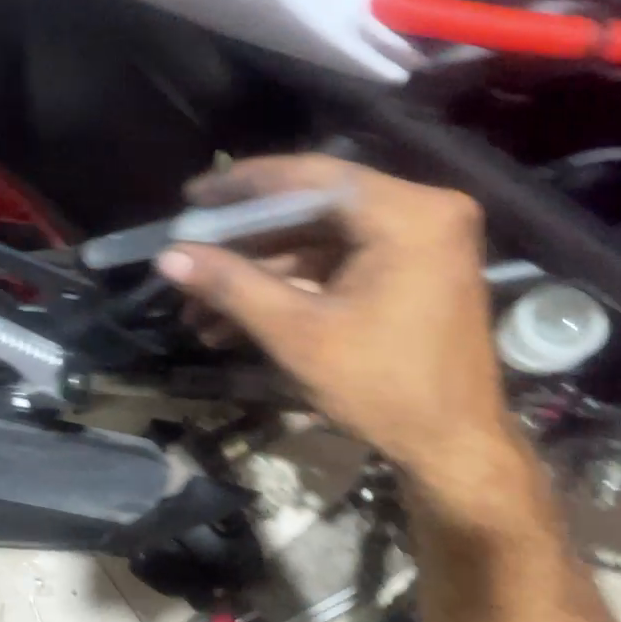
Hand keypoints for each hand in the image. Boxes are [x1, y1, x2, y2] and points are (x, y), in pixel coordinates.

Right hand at [156, 154, 515, 487]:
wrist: (451, 443)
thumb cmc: (382, 387)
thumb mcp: (297, 334)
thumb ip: (232, 287)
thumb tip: (169, 257)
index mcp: (408, 215)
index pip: (310, 178)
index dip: (241, 186)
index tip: (190, 196)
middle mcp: (421, 212)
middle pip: (311, 210)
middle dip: (242, 245)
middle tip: (187, 260)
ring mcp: (417, 242)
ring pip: (317, 242)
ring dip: (257, 276)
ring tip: (198, 311)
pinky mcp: (408, 270)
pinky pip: (336, 265)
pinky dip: (288, 288)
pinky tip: (235, 321)